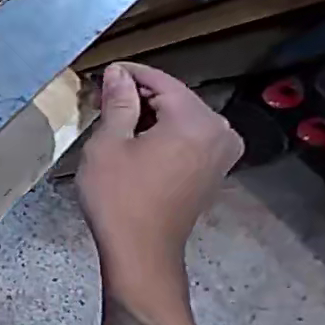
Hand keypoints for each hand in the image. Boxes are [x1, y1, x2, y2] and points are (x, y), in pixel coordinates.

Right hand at [76, 63, 241, 296]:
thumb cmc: (118, 196)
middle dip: (140, 95)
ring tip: (114, 120)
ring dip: (150, 115)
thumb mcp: (109, 144)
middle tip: (102, 98)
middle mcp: (220, 131)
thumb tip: (118, 73)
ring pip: (182, 118)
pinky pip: (188, 138)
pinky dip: (163, 134)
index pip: (162, 82)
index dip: (130, 74)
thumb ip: (119, 103)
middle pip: (176, 99)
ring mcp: (222, 153)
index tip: (103, 73)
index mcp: (196, 121)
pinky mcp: (214, 170)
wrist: (141, 251)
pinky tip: (136, 142)